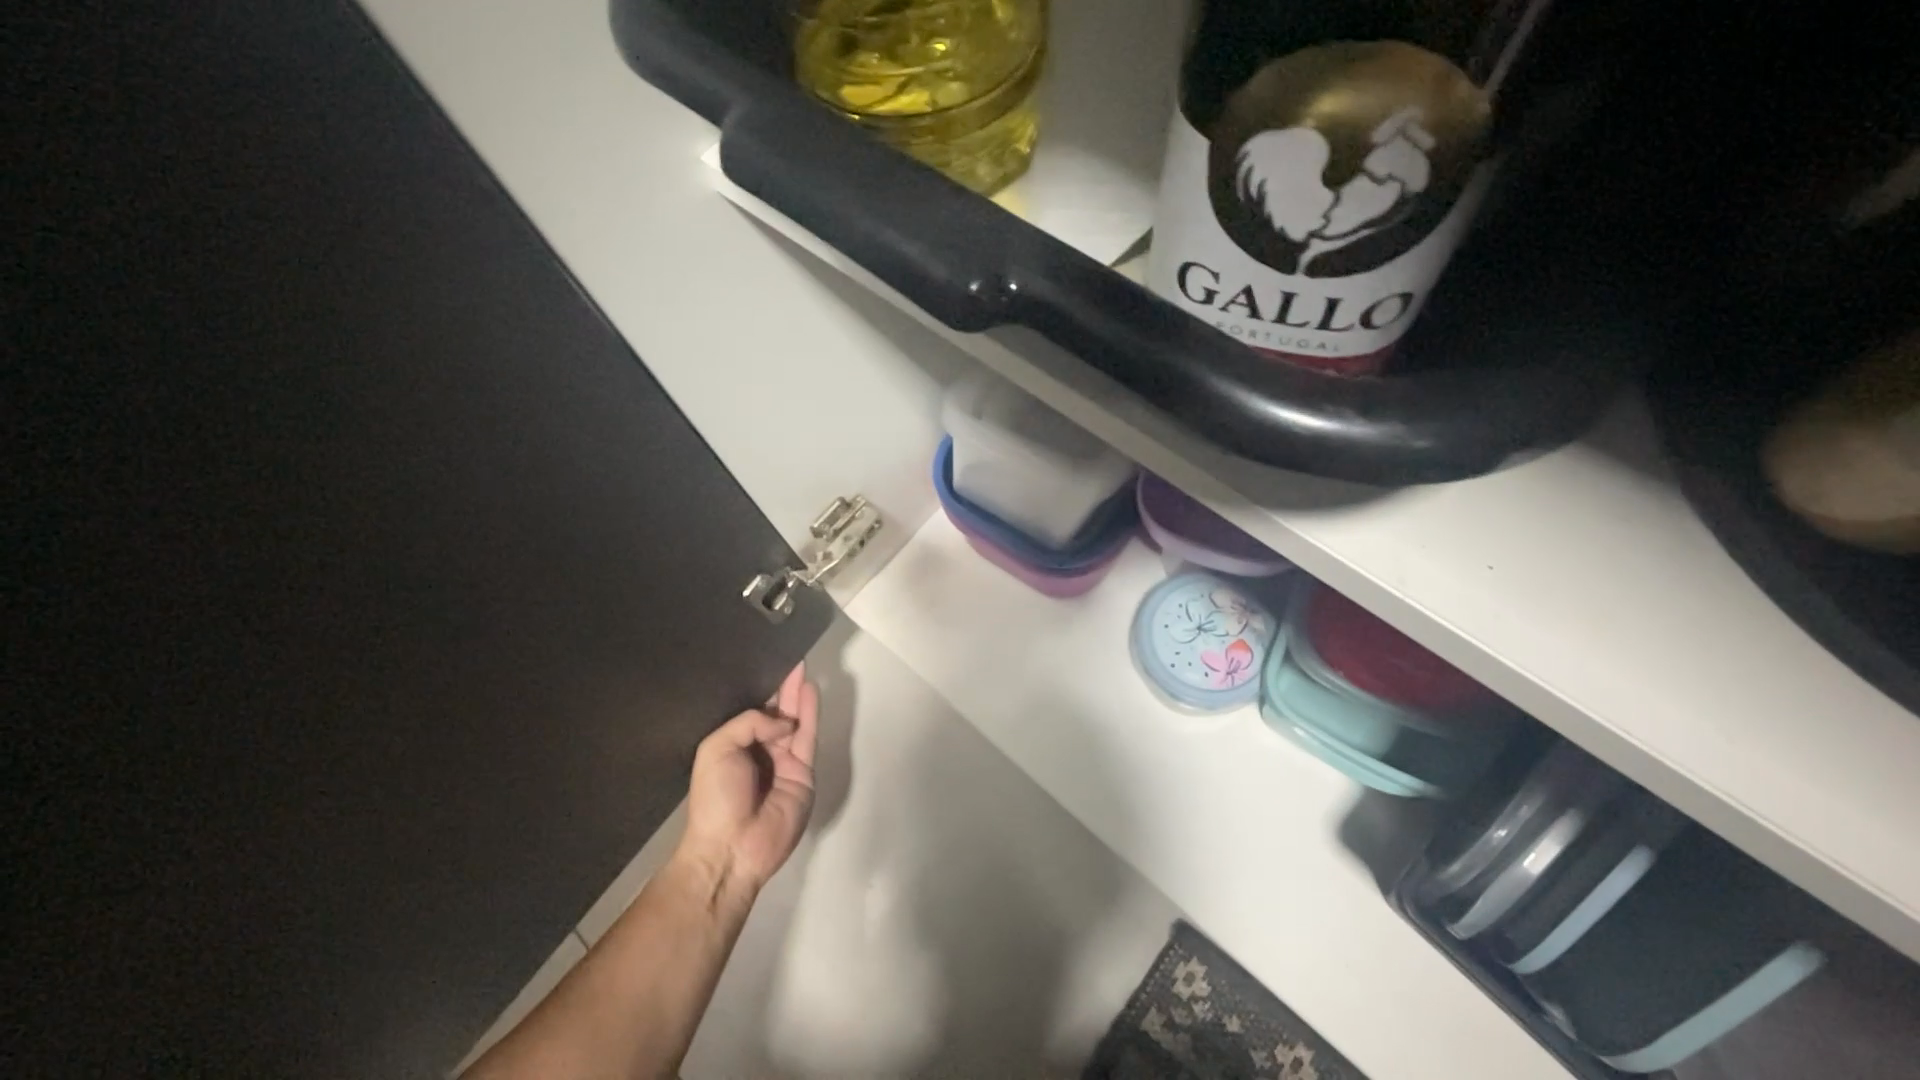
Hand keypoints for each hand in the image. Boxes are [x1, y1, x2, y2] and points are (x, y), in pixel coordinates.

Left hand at [677, 664, 818, 895]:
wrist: (732, 847)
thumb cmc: (716, 798)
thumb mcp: (717, 749)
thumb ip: (750, 723)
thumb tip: (784, 723)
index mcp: (733, 749)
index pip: (751, 716)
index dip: (761, 694)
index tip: (768, 667)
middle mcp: (760, 753)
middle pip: (775, 715)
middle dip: (783, 690)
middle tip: (791, 661)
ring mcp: (784, 764)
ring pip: (794, 722)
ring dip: (798, 696)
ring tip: (801, 668)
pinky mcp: (803, 773)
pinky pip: (807, 738)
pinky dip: (809, 714)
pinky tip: (809, 691)